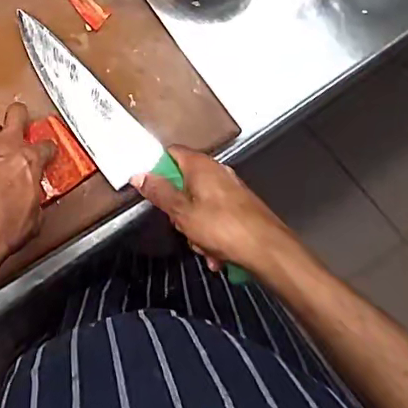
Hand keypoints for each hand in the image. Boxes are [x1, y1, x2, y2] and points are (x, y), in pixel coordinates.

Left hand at [0, 102, 53, 264]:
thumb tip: (32, 204)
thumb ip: (34, 200)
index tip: (46, 153)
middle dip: (19, 114)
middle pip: (17, 112)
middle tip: (18, 122)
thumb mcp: (33, 218)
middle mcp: (9, 145)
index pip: (46, 145)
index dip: (47, 149)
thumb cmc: (4, 226)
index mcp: (31, 160)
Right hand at [133, 148, 298, 274]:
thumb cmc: (224, 227)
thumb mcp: (182, 212)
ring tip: (204, 248)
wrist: (267, 249)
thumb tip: (139, 175)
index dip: (157, 169)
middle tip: (181, 226)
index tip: (152, 190)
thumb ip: (159, 193)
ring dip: (196, 228)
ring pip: (200, 204)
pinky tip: (217, 254)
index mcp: (200, 165)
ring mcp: (230, 188)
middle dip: (179, 209)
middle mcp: (217, 171)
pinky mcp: (240, 206)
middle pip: (184, 183)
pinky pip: (216, 217)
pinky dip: (213, 234)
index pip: (171, 153)